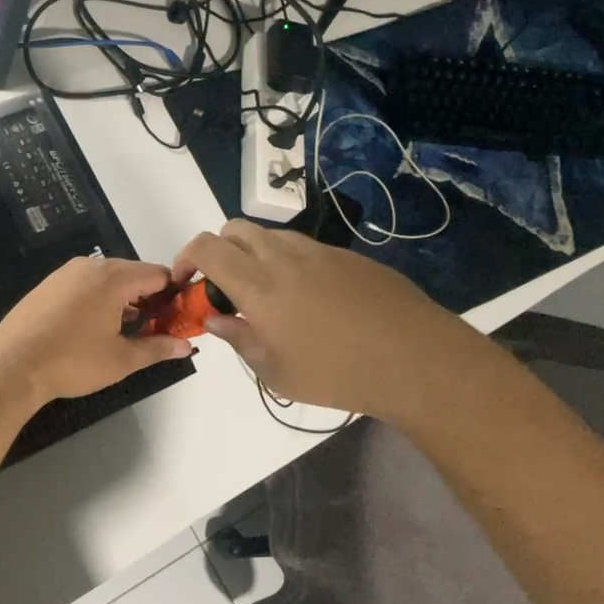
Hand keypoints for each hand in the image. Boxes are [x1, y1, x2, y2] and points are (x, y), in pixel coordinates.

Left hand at [0, 255, 191, 406]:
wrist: (12, 366)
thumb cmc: (72, 362)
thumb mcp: (121, 359)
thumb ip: (157, 348)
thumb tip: (187, 346)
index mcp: (112, 277)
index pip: (158, 274)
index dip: (175, 295)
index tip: (182, 319)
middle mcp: (89, 266)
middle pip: (133, 274)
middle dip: (150, 299)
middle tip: (159, 329)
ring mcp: (64, 274)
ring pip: (107, 280)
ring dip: (125, 301)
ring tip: (131, 332)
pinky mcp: (47, 287)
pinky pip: (84, 286)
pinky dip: (99, 301)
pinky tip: (97, 329)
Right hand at [172, 219, 502, 425]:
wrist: (418, 360)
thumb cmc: (338, 374)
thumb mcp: (276, 372)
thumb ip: (239, 339)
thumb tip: (216, 319)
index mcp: (258, 284)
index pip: (207, 247)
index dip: (186, 257)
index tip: (185, 282)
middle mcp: (284, 257)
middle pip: (235, 229)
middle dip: (218, 251)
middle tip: (225, 289)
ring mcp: (320, 253)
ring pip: (271, 235)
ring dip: (255, 255)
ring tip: (267, 296)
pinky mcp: (349, 258)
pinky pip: (305, 248)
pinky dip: (289, 263)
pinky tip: (310, 301)